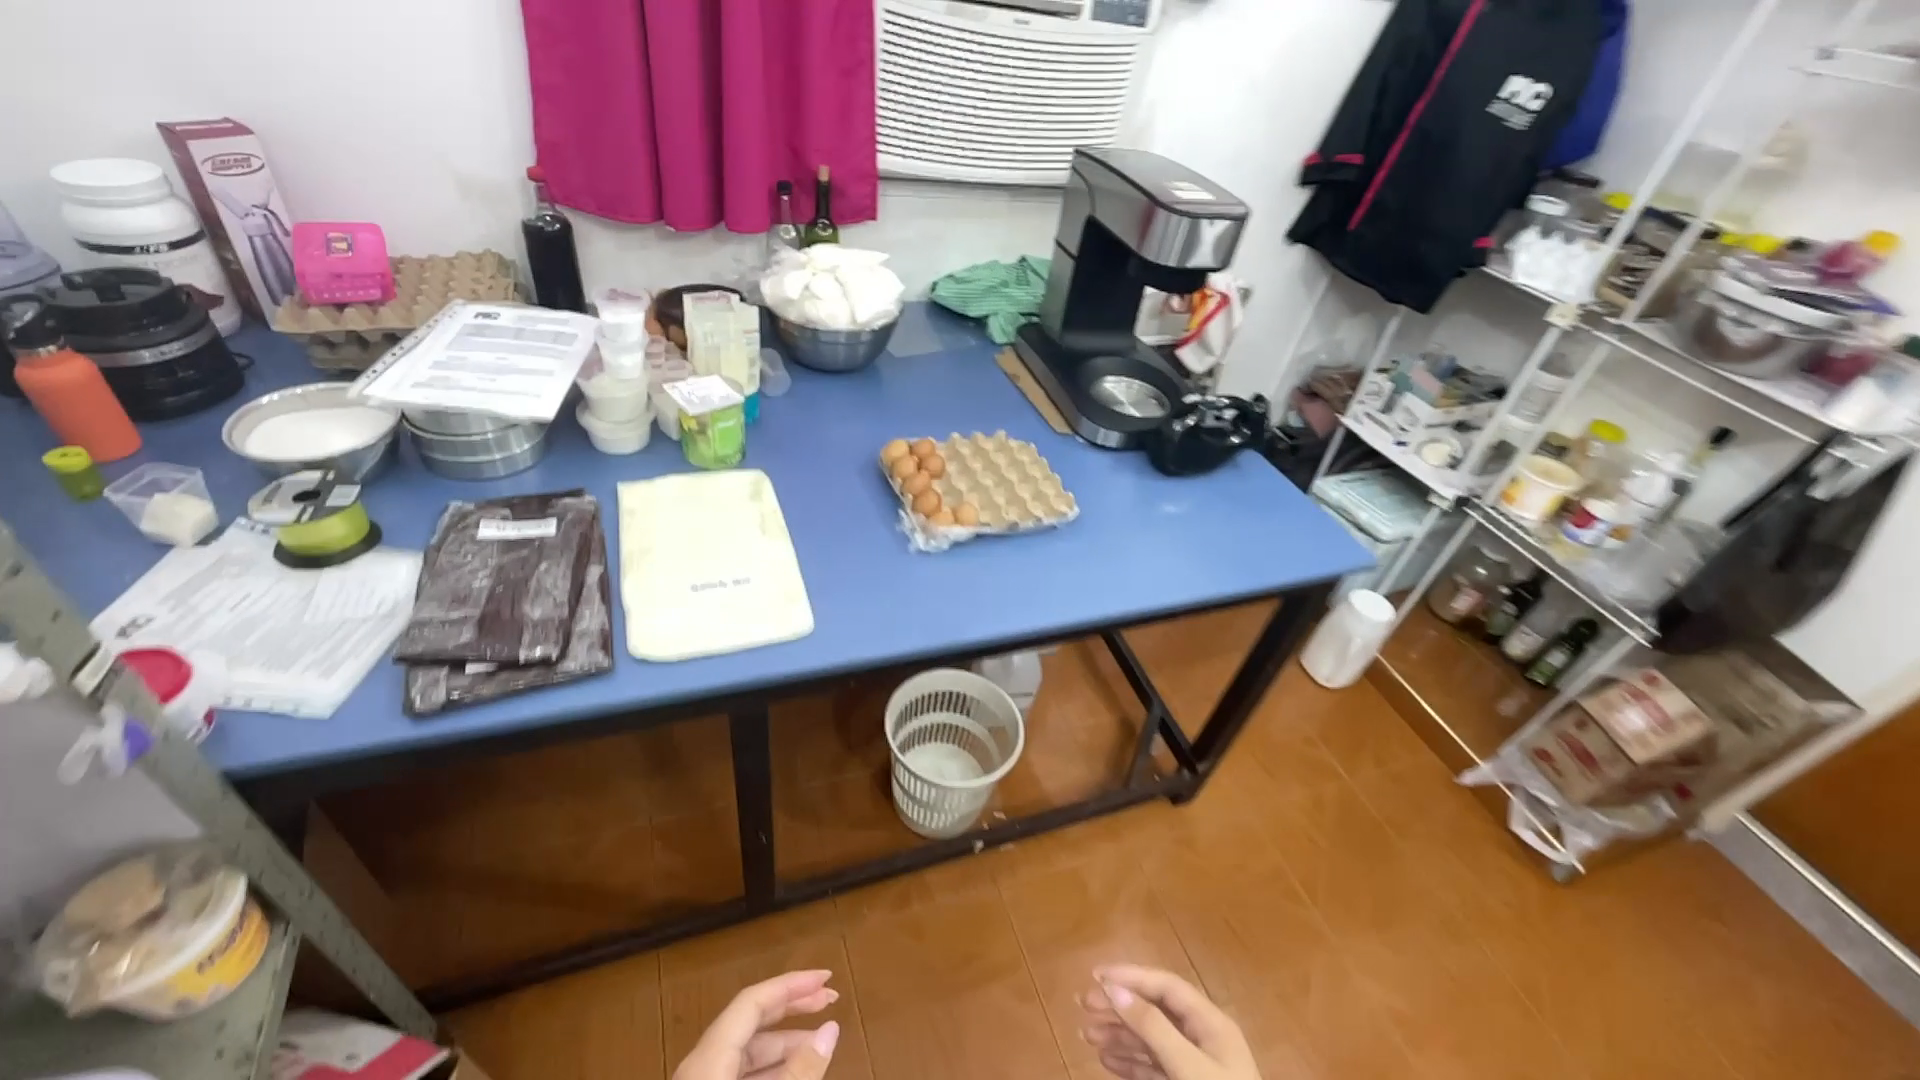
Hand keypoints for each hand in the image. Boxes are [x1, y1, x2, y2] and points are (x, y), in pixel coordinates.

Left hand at [673, 969, 841, 1079]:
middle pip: (750, 1020)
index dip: (791, 984)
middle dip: (792, 1006)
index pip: (753, 1000)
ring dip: (787, 1040)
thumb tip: (832, 1028)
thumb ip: (800, 1070)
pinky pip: (742, 1072)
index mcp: (708, 1057)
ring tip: (822, 1039)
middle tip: (831, 998)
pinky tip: (798, 1068)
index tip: (826, 977)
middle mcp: (701, 1064)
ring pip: (748, 1051)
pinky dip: (773, 1066)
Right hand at [1079, 964, 1259, 1079]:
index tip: (1095, 977)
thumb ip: (1153, 1028)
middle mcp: (1202, 1039)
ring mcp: (1195, 1066)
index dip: (1131, 977)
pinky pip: (1153, 1068)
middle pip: (1155, 1011)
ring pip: (1150, 1041)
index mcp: (1211, 1024)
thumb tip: (1115, 990)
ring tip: (1087, 1035)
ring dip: (1118, 1035)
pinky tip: (1105, 1060)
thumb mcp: (1188, 1067)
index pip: (1166, 987)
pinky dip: (1129, 1063)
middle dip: (1119, 1006)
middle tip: (1083, 1005)